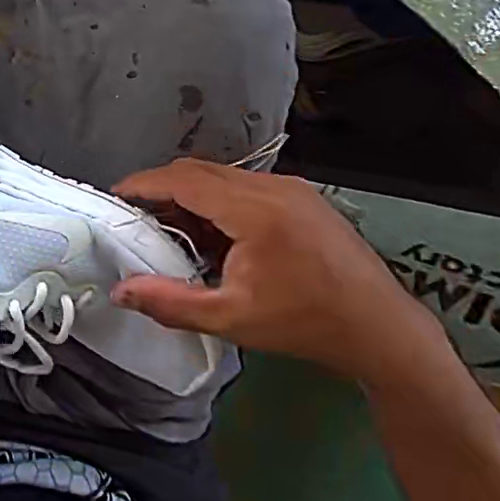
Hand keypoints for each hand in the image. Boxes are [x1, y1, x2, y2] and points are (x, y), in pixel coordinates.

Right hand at [110, 159, 445, 384]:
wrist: (384, 330)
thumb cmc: (305, 324)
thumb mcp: (231, 319)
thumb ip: (169, 303)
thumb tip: (119, 292)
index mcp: (255, 212)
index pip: (183, 180)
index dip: (144, 184)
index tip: (116, 196)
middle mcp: (273, 187)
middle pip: (198, 170)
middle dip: (162, 187)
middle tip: (138, 215)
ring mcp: (291, 188)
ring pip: (220, 175)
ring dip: (189, 193)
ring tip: (174, 228)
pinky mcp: (301, 196)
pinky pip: (243, 185)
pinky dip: (216, 199)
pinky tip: (214, 232)